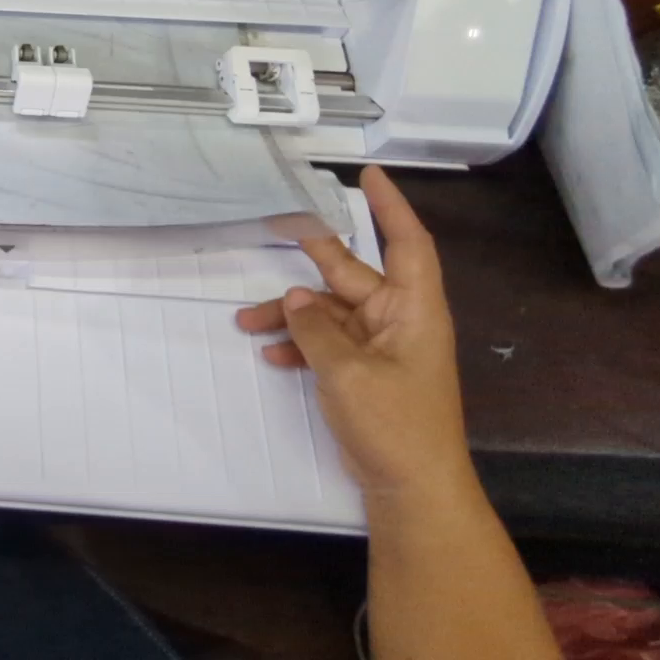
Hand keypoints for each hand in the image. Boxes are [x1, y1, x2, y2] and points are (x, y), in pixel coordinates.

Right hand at [235, 166, 473, 499]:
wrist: (410, 485)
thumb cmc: (394, 422)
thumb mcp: (347, 370)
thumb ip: (315, 328)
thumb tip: (295, 299)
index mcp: (412, 311)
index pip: (407, 244)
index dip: (392, 207)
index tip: (371, 175)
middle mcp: (396, 319)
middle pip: (348, 273)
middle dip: (310, 255)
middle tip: (274, 224)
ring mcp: (377, 344)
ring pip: (324, 310)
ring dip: (288, 315)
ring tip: (247, 322)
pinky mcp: (360, 367)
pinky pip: (322, 340)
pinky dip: (297, 344)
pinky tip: (273, 354)